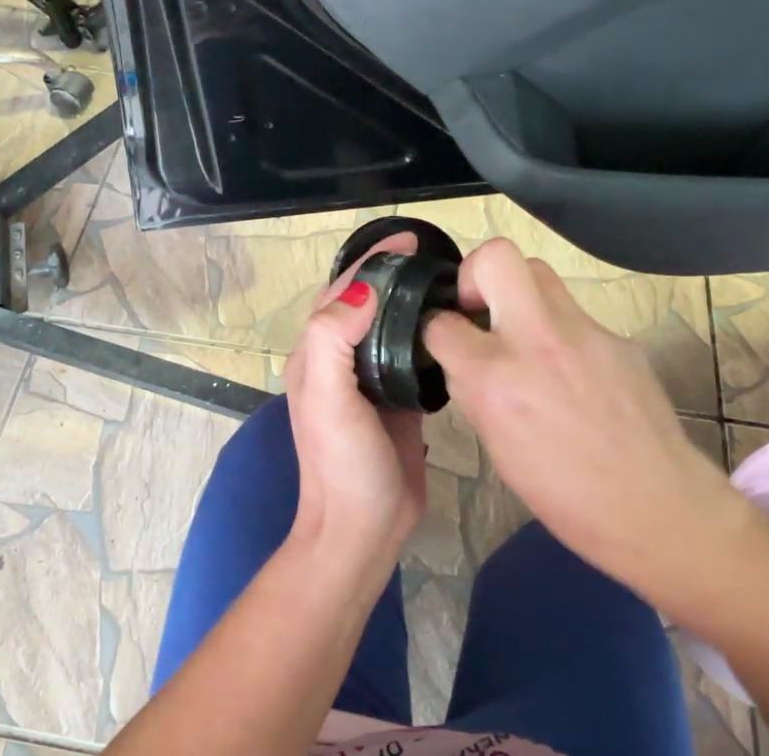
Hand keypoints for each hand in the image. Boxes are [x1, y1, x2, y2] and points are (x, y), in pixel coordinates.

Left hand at [282, 232, 426, 562]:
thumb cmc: (342, 463)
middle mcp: (340, 361)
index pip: (341, 290)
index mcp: (316, 354)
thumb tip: (364, 289)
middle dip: (393, 273)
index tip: (411, 239)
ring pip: (388, 326)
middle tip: (437, 257)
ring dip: (411, 300)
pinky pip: (409, 354)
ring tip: (449, 282)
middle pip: (364, 302)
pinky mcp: (397, 400)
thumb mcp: (328, 397)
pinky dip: (426, 334)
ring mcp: (370, 381)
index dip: (372, 261)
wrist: (364, 528)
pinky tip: (453, 328)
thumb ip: (333, 338)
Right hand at [424, 238, 744, 594]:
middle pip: (497, 257)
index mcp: (496, 379)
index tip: (446, 339)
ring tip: (523, 333)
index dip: (436, 329)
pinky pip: (575, 316)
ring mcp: (583, 332)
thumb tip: (466, 361)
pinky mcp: (617, 337)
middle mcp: (536, 340)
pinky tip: (573, 373)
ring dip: (519, 294)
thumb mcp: (497, 447)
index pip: (442, 323)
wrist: (655, 506)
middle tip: (480, 308)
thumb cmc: (565, 496)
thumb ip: (476, 390)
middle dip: (476, 273)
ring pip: (540, 273)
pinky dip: (561, 333)